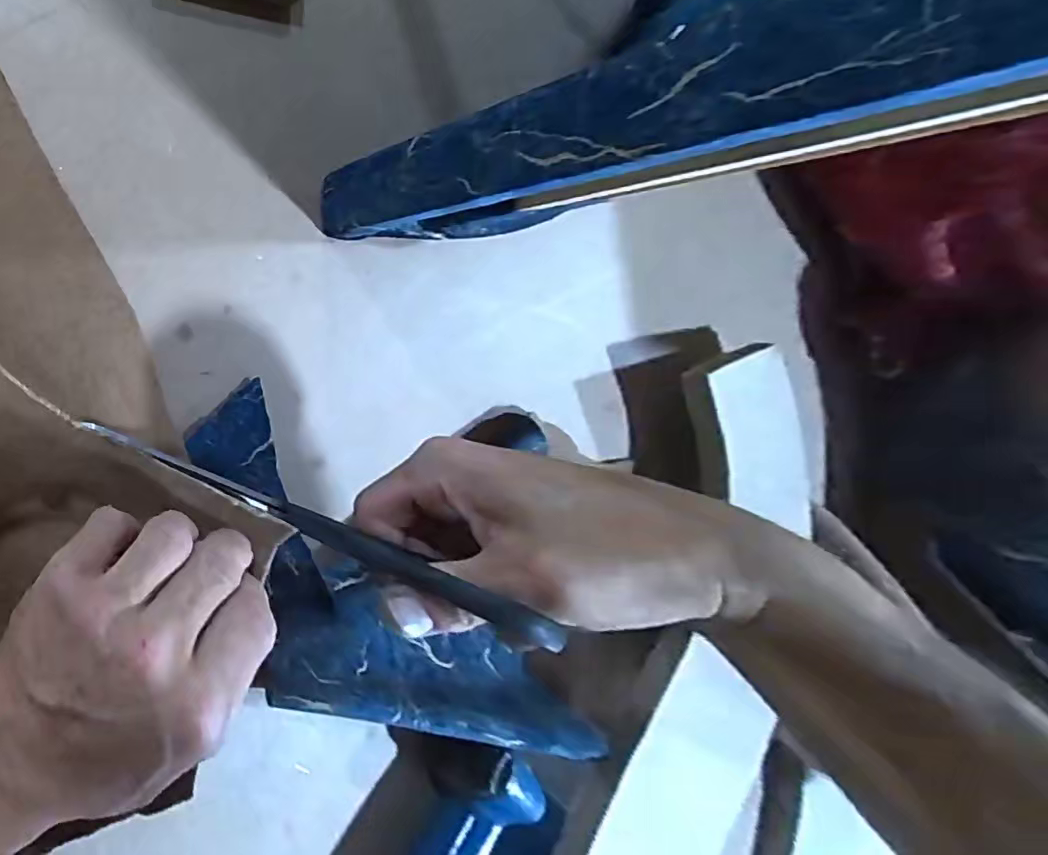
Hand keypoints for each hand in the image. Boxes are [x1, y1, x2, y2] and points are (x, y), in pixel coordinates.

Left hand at [0, 507, 275, 825]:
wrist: (18, 749)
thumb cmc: (108, 758)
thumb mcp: (190, 749)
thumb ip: (227, 678)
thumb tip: (244, 599)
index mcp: (197, 705)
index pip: (255, 611)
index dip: (248, 595)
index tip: (233, 595)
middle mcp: (156, 651)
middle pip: (220, 560)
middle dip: (225, 555)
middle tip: (209, 563)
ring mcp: (105, 609)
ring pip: (172, 530)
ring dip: (177, 538)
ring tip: (164, 558)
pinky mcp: (63, 579)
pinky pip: (115, 521)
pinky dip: (124, 533)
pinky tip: (118, 558)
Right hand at [351, 436, 766, 635]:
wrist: (713, 555)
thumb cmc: (610, 557)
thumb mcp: (522, 584)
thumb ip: (446, 597)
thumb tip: (385, 613)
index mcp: (438, 466)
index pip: (370, 513)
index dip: (382, 563)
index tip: (419, 609)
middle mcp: (448, 466)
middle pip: (397, 527)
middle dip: (423, 576)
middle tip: (467, 617)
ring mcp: (477, 485)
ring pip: (430, 539)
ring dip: (453, 581)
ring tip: (501, 611)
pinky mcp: (503, 505)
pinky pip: (462, 540)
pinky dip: (477, 574)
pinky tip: (517, 598)